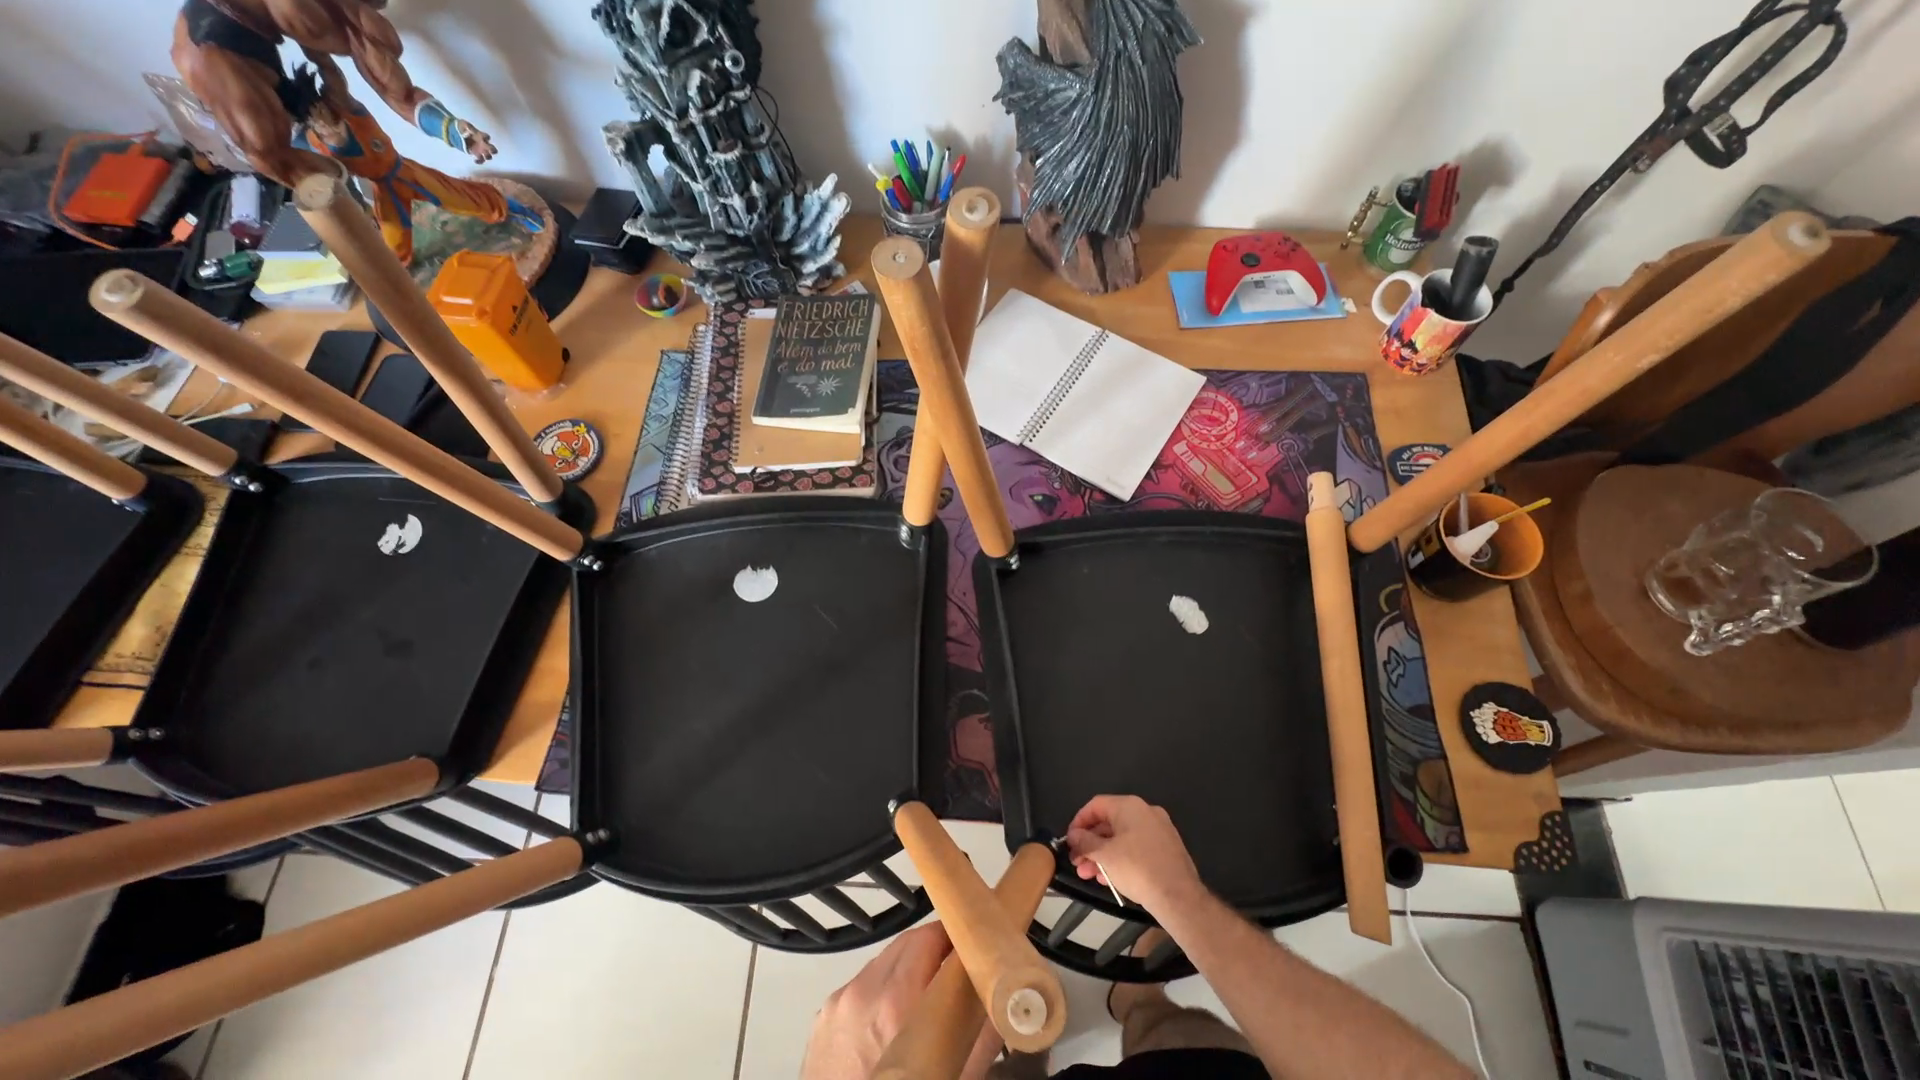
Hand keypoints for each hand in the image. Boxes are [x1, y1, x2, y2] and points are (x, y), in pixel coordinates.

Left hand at [459, 121, 496, 162]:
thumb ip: (467, 128)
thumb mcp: (463, 124)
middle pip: (493, 149)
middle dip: (491, 150)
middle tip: (486, 150)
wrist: (456, 132)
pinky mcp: (476, 154)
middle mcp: (483, 143)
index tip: (480, 137)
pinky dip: (480, 161)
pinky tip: (475, 160)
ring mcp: (481, 149)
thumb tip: (468, 132)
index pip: (487, 137)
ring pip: (488, 156)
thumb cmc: (462, 127)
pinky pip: (481, 160)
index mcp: (481, 135)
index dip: (486, 138)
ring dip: (485, 157)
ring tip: (479, 156)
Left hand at [798, 922, 999, 1079]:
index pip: (935, 937)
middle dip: (937, 948)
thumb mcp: (961, 1071)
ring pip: (886, 958)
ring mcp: (841, 999)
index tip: (975, 946)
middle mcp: (866, 991)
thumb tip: (1001, 989)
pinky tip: (893, 1015)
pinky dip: (882, 988)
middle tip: (957, 969)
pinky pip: (863, 981)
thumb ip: (984, 1026)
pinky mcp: (826, 1010)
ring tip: (926, 996)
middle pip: (911, 941)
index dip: (959, 939)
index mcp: (900, 1003)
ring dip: (909, 966)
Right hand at [1065, 795, 1203, 917]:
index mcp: (1130, 806)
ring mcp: (1159, 831)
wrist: (1178, 896)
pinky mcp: (1166, 850)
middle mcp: (1146, 813)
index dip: (1078, 822)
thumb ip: (1085, 841)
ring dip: (1102, 855)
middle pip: (1109, 823)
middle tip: (1077, 863)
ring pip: (1122, 839)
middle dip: (1090, 844)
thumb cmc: (1137, 868)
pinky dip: (1120, 860)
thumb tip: (1074, 836)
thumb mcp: (1104, 854)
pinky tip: (1110, 879)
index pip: (1096, 805)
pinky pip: (1136, 849)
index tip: (1069, 841)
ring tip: (1089, 875)